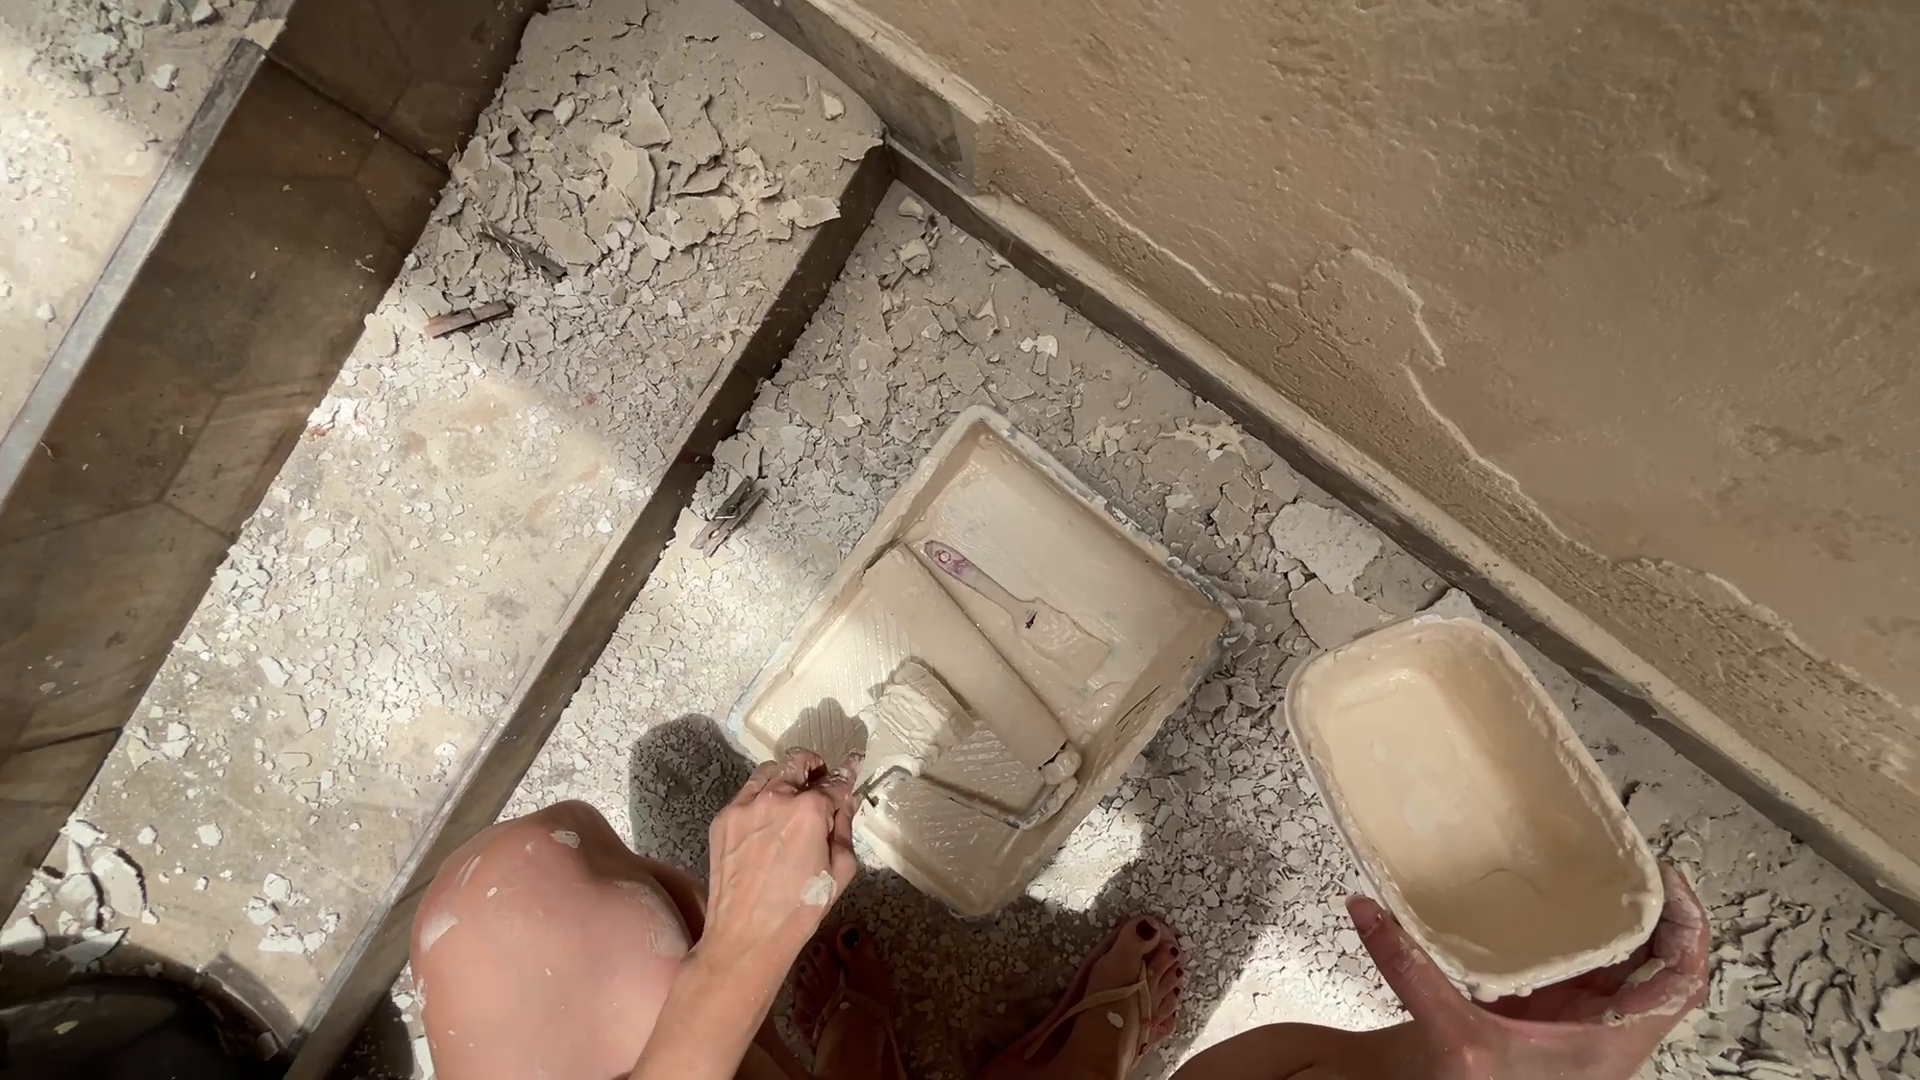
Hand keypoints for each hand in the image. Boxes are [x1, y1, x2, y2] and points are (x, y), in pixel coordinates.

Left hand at [698, 748, 860, 975]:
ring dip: (786, 775)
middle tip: (820, 779)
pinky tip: (768, 817)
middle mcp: (776, 798)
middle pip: (799, 761)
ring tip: (791, 795)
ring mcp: (745, 806)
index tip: (853, 768)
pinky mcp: (724, 819)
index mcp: (810, 810)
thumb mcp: (840, 870)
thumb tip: (845, 801)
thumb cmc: (801, 908)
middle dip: (815, 765)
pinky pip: (747, 792)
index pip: (835, 782)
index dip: (847, 776)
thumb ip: (845, 827)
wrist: (746, 937)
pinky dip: (761, 795)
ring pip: (770, 770)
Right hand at [1350, 861, 1709, 1079]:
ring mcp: (1576, 1015)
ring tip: (1596, 867)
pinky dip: (1580, 928)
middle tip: (1627, 857)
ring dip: (1619, 918)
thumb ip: (1410, 971)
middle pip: (1656, 964)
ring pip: (1621, 962)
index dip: (1686, 932)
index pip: (1676, 983)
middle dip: (1652, 911)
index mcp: (1611, 1040)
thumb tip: (1365, 908)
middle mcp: (1606, 1026)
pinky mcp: (1546, 1005)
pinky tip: (1553, 899)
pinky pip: (1580, 961)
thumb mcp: (1451, 1034)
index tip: (1668, 877)